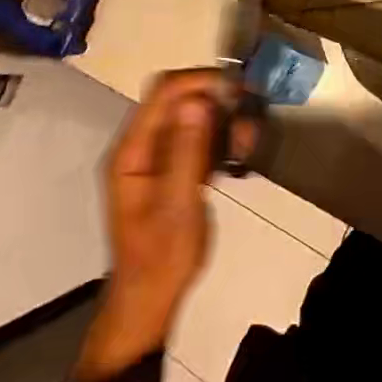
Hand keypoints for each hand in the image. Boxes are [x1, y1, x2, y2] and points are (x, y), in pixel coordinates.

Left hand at [76, 69, 253, 381]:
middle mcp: (142, 146)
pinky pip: (199, 137)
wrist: (151, 299)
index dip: (200, 82)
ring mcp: (158, 156)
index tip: (238, 90)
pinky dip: (221, 138)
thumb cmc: (161, 256)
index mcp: (132, 151)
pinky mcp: (175, 167)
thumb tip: (198, 101)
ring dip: (223, 120)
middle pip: (180, 99)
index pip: (164, 93)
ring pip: (193, 117)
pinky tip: (240, 154)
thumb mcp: (176, 205)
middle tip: (249, 120)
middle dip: (217, 101)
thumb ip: (186, 151)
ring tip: (248, 141)